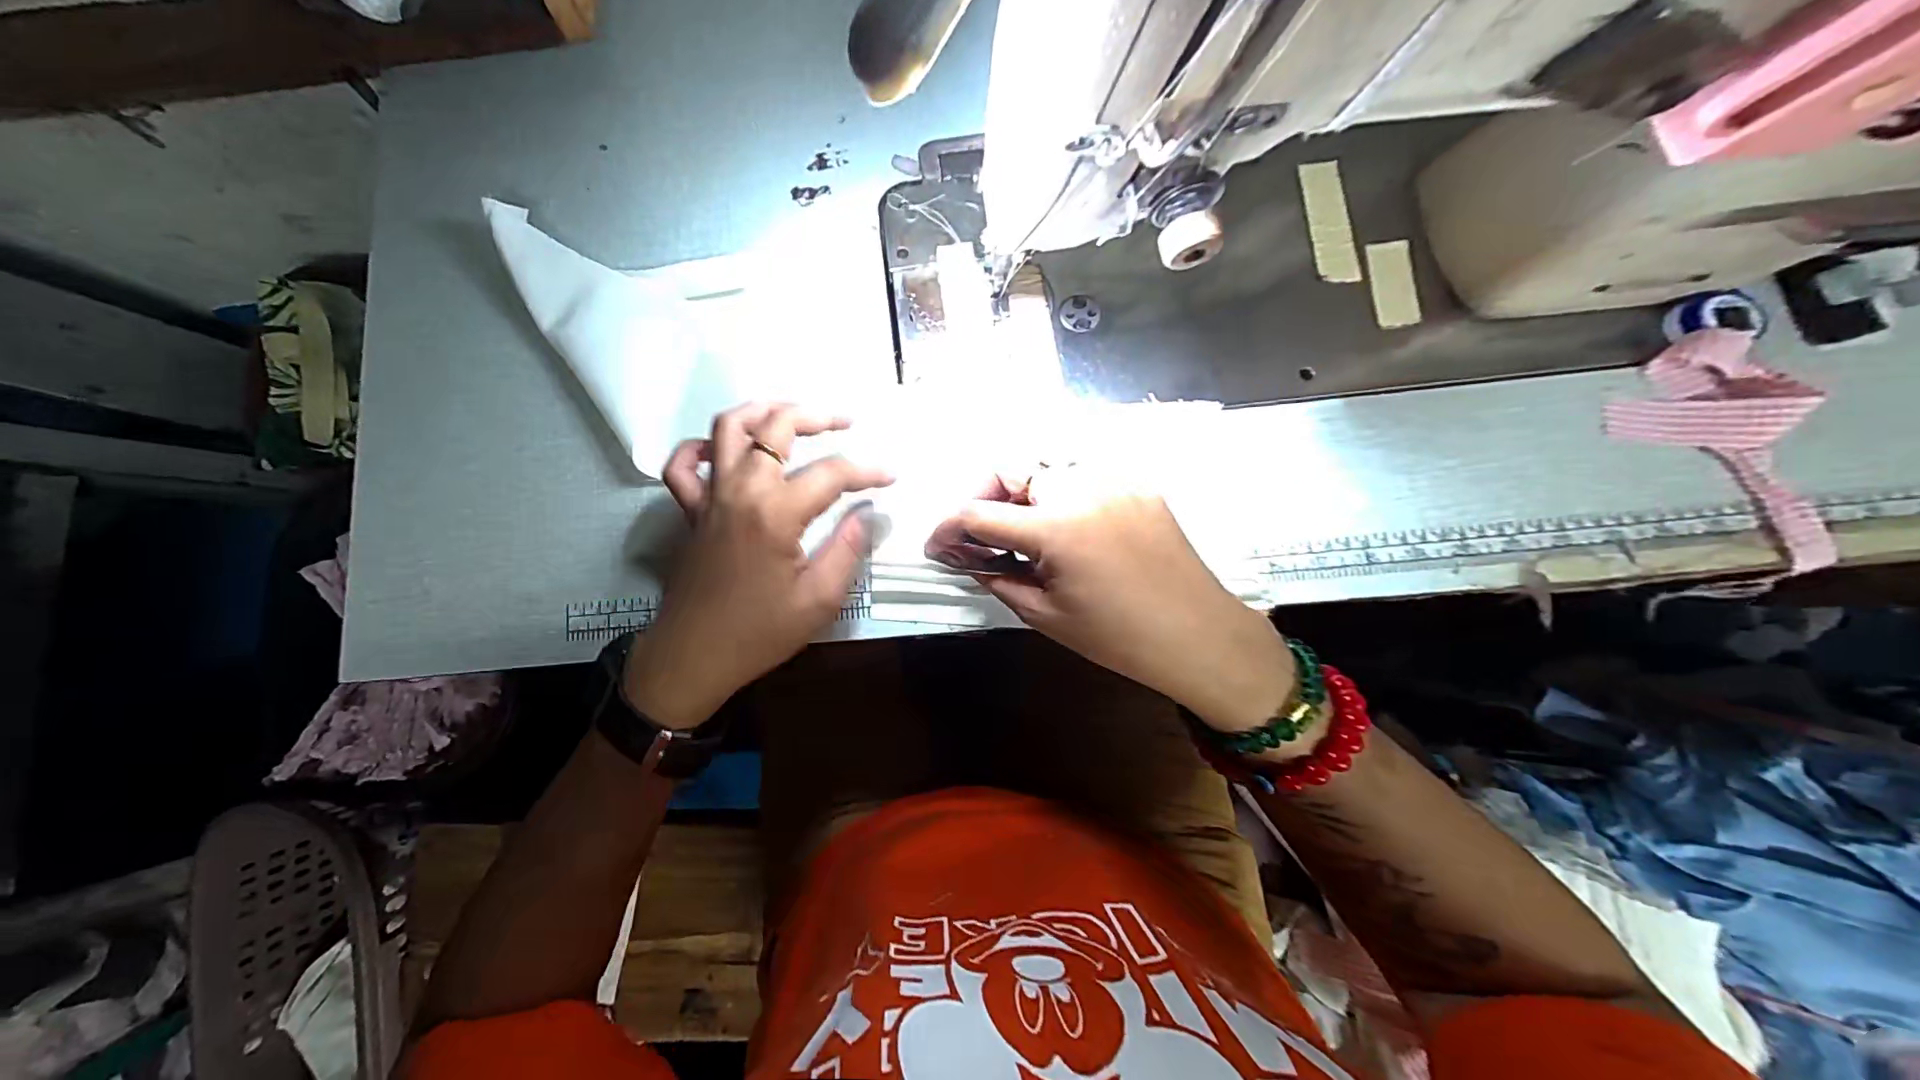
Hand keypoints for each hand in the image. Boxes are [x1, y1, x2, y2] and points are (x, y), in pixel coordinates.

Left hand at [623, 403, 893, 728]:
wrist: (694, 656)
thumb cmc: (760, 632)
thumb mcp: (819, 599)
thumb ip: (848, 549)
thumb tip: (870, 513)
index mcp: (776, 513)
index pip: (830, 473)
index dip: (866, 471)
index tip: (889, 478)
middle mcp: (740, 491)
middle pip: (775, 427)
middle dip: (815, 416)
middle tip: (844, 422)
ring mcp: (709, 497)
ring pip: (726, 428)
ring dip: (761, 411)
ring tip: (789, 413)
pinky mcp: (690, 511)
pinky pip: (683, 466)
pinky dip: (699, 447)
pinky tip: (722, 450)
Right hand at [926, 468, 1302, 737]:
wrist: (1198, 635)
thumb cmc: (1119, 638)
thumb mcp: (1045, 615)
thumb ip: (999, 578)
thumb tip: (969, 558)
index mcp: (1057, 528)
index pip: (980, 512)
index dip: (948, 528)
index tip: (939, 545)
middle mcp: (1083, 489)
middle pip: (1012, 468)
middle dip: (986, 496)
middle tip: (982, 533)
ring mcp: (1115, 480)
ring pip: (1049, 464)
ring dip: (1023, 489)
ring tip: (1024, 527)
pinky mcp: (1138, 484)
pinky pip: (1086, 473)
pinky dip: (1062, 491)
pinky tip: (1066, 523)